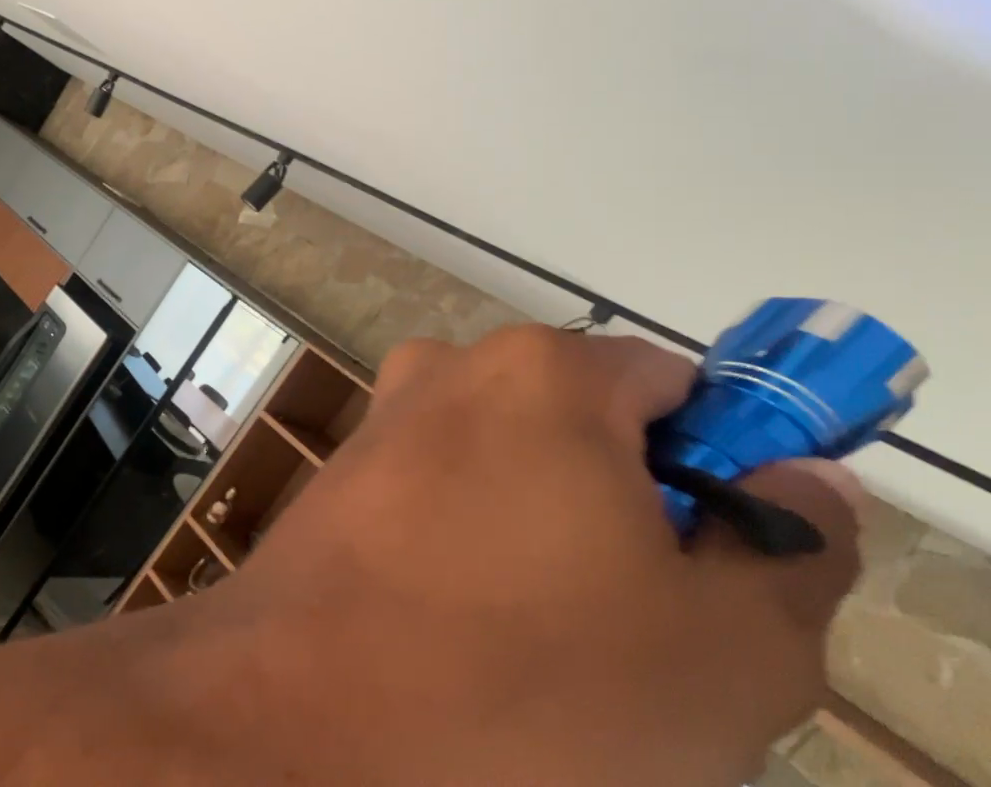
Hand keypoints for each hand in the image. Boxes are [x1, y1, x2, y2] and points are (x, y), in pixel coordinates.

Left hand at [176, 325, 859, 786]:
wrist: (292, 721)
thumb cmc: (525, 683)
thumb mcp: (727, 649)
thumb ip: (794, 552)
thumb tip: (804, 478)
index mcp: (542, 374)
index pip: (682, 392)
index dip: (727, 474)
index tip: (721, 569)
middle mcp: (446, 375)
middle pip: (589, 433)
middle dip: (632, 517)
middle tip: (640, 629)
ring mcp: (380, 429)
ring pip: (511, 478)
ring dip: (549, 548)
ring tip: (549, 651)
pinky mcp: (335, 486)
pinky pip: (440, 508)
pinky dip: (472, 558)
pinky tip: (470, 641)